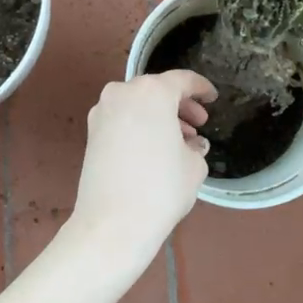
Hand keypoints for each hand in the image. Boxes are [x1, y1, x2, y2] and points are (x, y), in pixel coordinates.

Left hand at [69, 71, 216, 267]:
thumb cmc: (161, 188)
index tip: (212, 98)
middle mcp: (122, 93)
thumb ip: (195, 146)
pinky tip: (155, 149)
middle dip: (179, 105)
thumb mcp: (193, 165)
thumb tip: (191, 144)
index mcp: (151, 92)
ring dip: (159, 116)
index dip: (201, 88)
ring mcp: (102, 112)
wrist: (112, 223)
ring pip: (137, 104)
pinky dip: (140, 125)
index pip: (182, 80)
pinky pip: (122, 119)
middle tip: (198, 125)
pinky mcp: (91, 133)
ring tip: (180, 141)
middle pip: (156, 90)